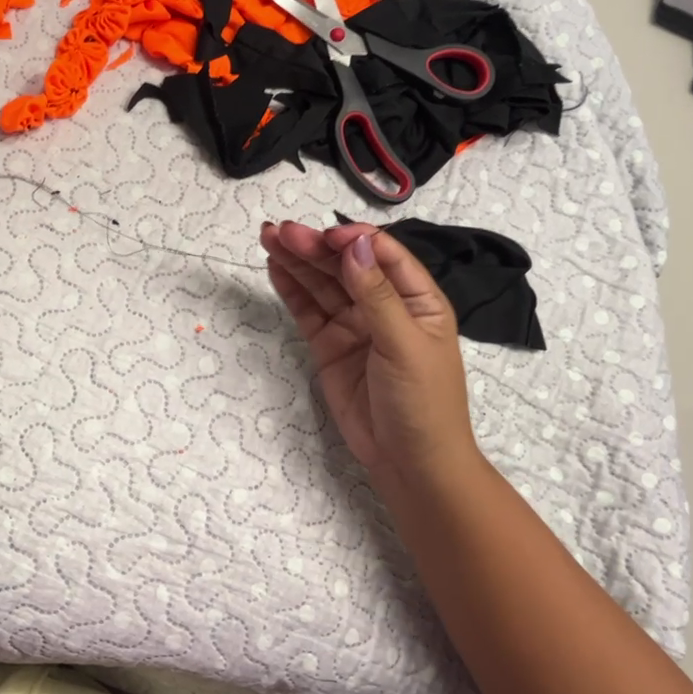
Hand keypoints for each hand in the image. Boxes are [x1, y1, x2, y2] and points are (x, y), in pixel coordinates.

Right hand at [260, 220, 476, 480]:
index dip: (354, 240)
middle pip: (345, 266)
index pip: (384, 256)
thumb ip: (377, 295)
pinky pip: (308, 310)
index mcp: (417, 300)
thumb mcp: (405, 345)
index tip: (324, 234)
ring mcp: (354, 326)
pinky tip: (275, 267)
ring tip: (268, 238)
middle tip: (280, 231)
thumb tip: (356, 243)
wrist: (409, 462)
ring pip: (322, 284)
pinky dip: (291, 289)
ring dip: (297, 261)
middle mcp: (384, 306)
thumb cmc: (423, 402)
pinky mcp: (329, 346)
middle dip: (314, 247)